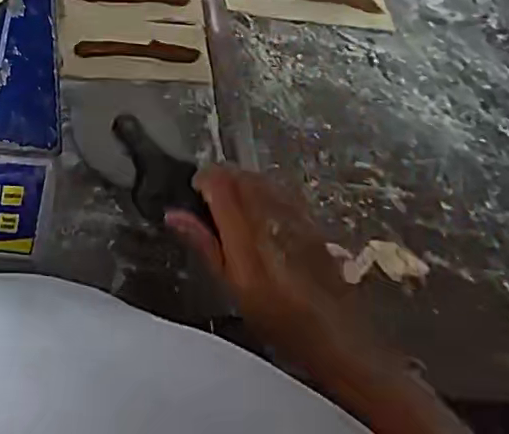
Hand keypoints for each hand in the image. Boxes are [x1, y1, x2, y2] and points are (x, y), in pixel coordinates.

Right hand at [165, 165, 362, 370]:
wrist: (334, 334)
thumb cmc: (276, 318)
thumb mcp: (231, 287)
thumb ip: (204, 244)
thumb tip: (173, 214)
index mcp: (244, 233)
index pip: (219, 181)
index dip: (203, 179)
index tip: (195, 192)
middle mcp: (268, 213)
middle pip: (238, 174)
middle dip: (220, 179)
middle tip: (210, 201)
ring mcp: (292, 211)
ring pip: (258, 177)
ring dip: (241, 183)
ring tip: (234, 205)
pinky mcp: (308, 215)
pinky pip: (278, 187)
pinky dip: (263, 190)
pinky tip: (262, 211)